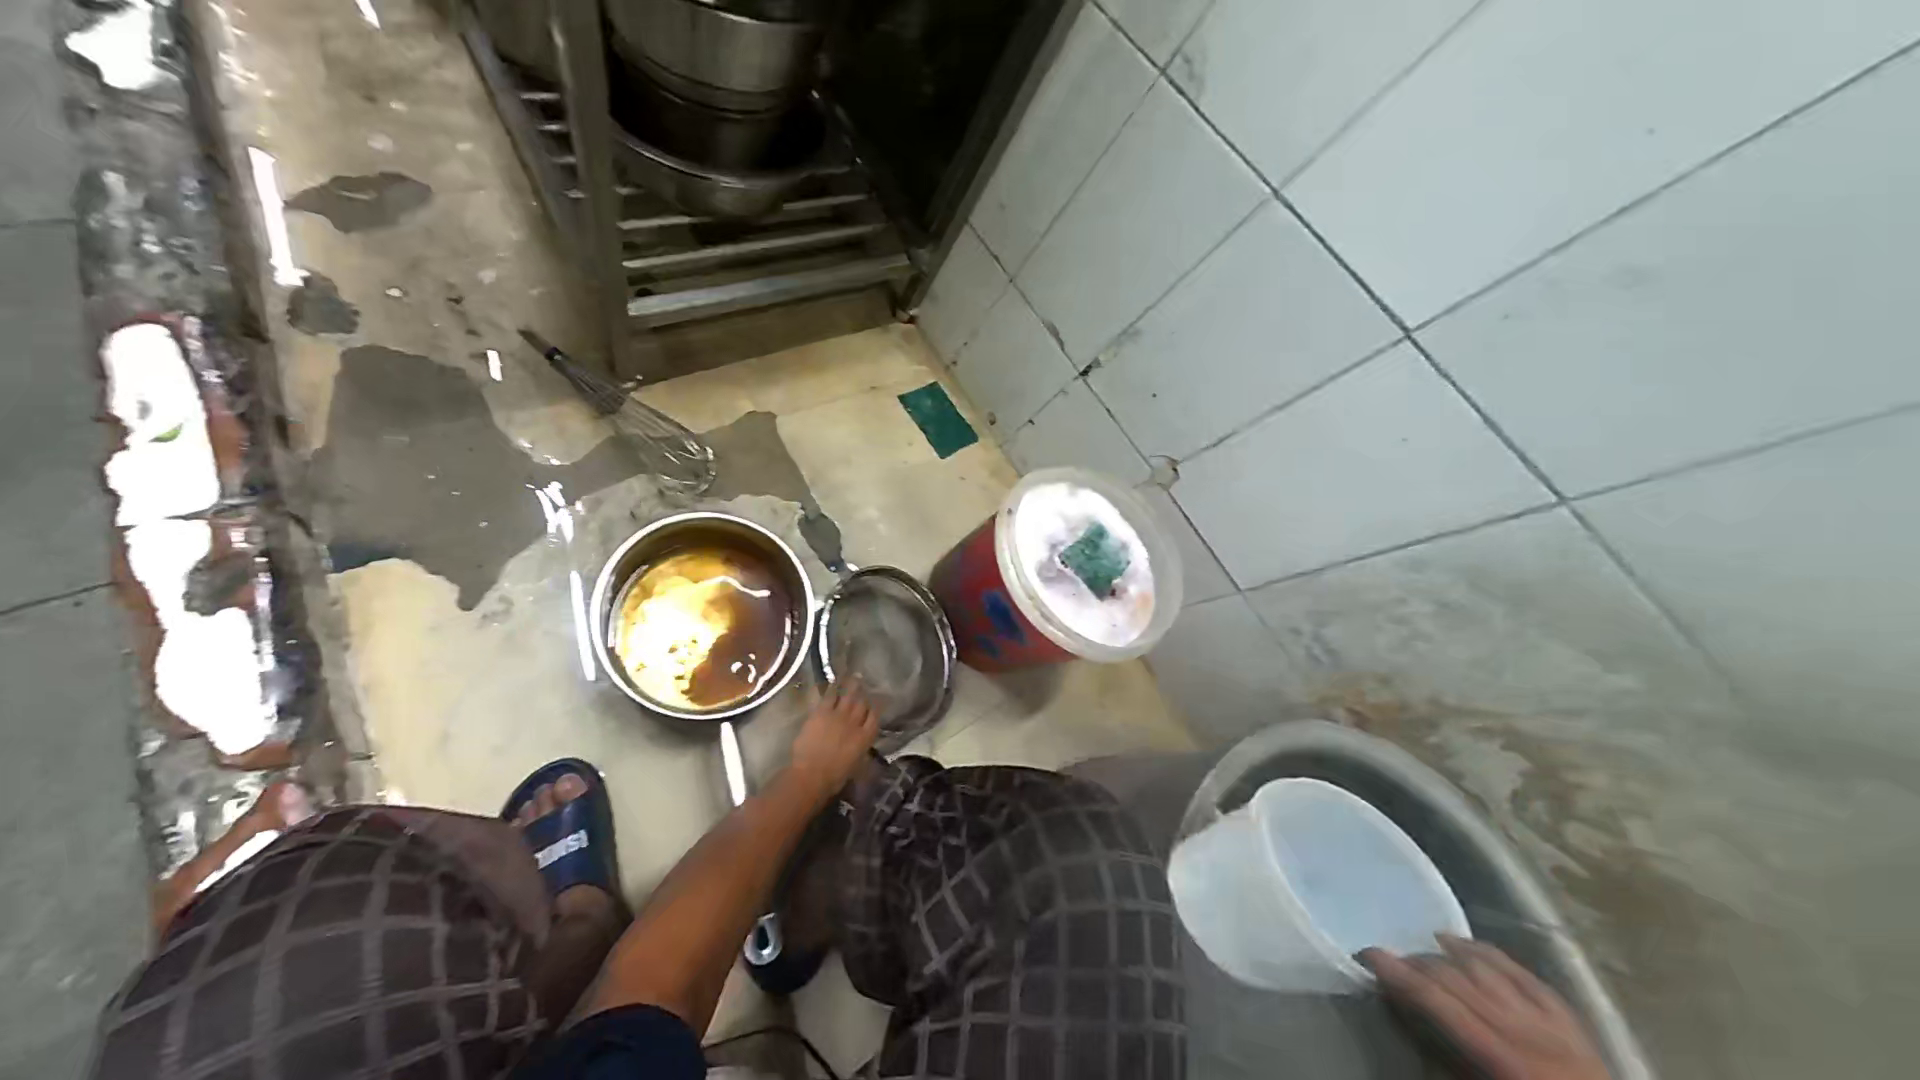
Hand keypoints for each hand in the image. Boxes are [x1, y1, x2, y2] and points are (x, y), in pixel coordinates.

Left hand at [788, 685, 878, 800]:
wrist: (812, 774)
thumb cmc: (834, 777)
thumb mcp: (856, 765)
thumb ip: (861, 751)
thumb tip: (862, 744)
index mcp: (865, 737)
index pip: (875, 716)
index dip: (878, 706)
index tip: (879, 699)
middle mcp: (855, 723)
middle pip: (862, 703)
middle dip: (865, 694)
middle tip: (865, 684)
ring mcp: (838, 715)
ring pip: (848, 696)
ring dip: (852, 686)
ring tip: (855, 677)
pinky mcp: (821, 713)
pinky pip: (829, 696)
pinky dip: (833, 688)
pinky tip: (834, 682)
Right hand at [1360, 934, 1611, 1079]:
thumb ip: (1445, 1060)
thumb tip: (1408, 1020)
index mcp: (1498, 1055)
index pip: (1435, 1000)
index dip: (1396, 974)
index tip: (1366, 955)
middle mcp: (1521, 1027)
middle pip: (1455, 977)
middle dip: (1415, 963)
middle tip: (1388, 961)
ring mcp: (1547, 1019)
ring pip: (1484, 967)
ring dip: (1445, 955)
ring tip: (1420, 949)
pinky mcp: (1567, 1019)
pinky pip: (1521, 974)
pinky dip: (1487, 953)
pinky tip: (1462, 943)